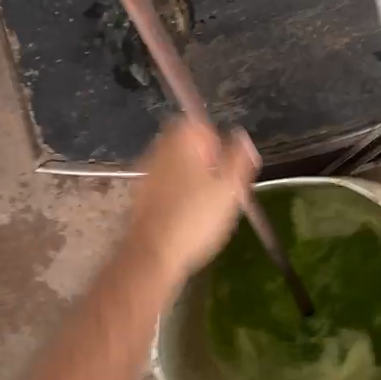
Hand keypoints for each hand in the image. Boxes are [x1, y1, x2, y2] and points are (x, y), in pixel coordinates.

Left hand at [128, 118, 258, 281]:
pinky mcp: (138, 202)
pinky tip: (187, 218)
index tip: (224, 160)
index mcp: (180, 143)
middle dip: (201, 157)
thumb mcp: (230, 188)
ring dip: (188, 178)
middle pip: (181, 144)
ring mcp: (145, 178)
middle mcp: (158, 153)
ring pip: (171, 167)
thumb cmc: (195, 218)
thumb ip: (239, 158)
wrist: (151, 256)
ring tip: (206, 203)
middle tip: (219, 181)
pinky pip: (162, 188)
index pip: (194, 122)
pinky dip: (175, 196)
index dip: (212, 137)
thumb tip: (243, 137)